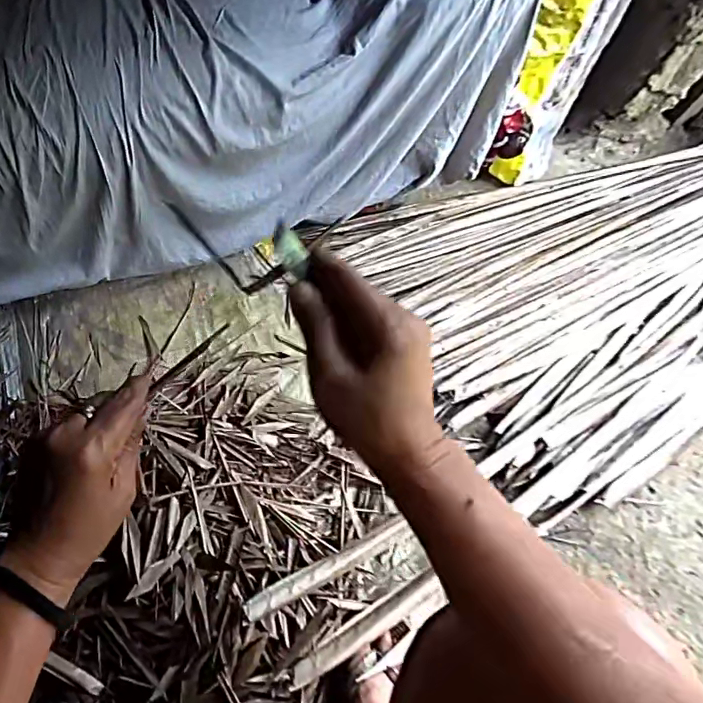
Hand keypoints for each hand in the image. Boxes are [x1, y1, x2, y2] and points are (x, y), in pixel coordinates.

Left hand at [1, 372, 150, 604]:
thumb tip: (139, 414)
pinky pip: (61, 427)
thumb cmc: (90, 530)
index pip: (121, 408)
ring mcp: (44, 435)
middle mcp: (65, 433)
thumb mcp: (123, 492)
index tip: (148, 375)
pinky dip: (73, 435)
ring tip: (95, 456)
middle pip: (98, 407)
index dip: (136, 390)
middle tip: (121, 437)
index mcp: (92, 449)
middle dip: (112, 414)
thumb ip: (130, 448)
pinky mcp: (31, 442)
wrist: (40, 552)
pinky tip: (75, 461)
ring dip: (91, 425)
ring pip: (79, 415)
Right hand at [288, 252, 455, 484]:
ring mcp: (411, 328)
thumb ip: (315, 327)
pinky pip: (371, 317)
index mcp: (388, 325)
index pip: (348, 280)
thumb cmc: (366, 420)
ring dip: (334, 302)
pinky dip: (348, 317)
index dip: (319, 263)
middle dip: (324, 284)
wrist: (410, 453)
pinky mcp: (409, 339)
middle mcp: (404, 318)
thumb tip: (298, 288)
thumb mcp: (329, 375)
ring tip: (305, 310)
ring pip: (363, 302)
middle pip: (356, 288)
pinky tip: (329, 328)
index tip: (294, 250)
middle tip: (291, 285)